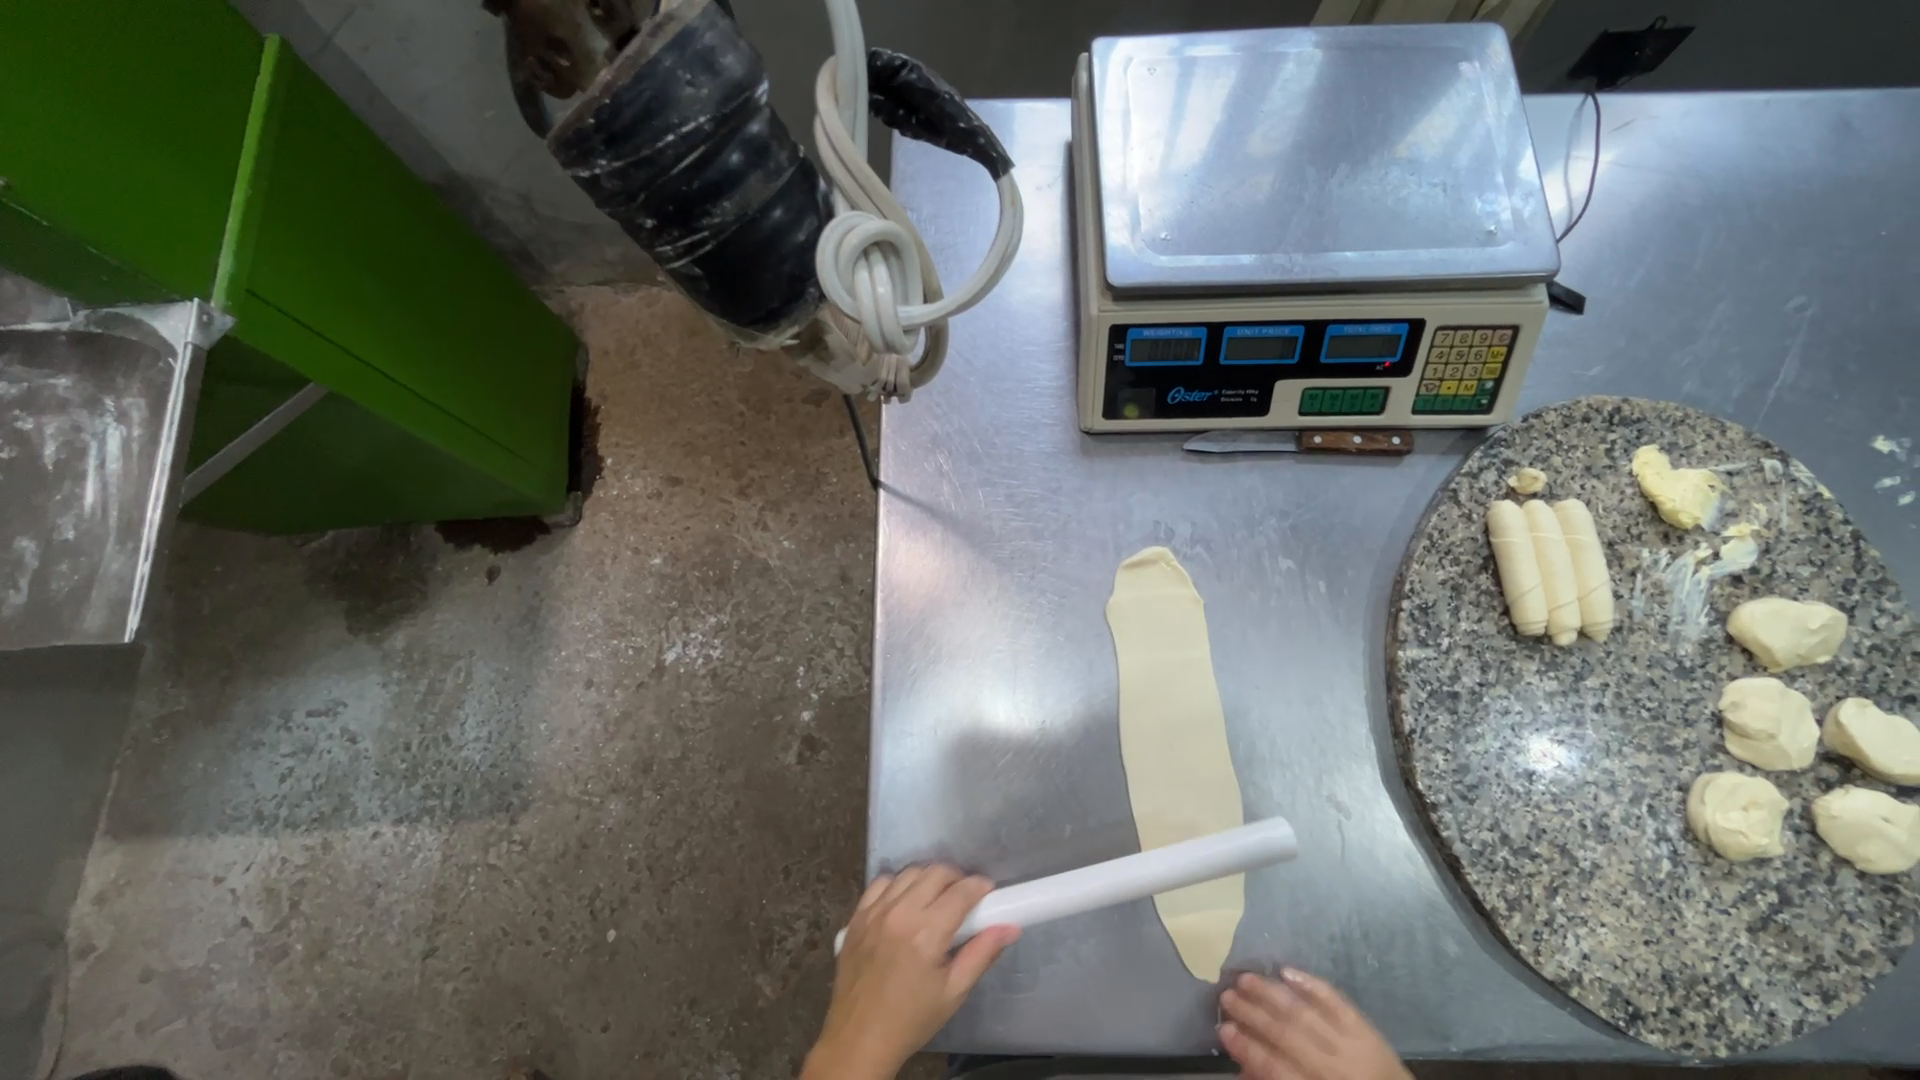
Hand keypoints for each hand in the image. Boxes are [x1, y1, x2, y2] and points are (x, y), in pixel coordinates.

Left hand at [802, 866, 1018, 1079]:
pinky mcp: (856, 916)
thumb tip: (1010, 927)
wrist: (859, 1039)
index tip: (989, 892)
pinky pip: (881, 883)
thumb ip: (983, 954)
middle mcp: (899, 913)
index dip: (980, 886)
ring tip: (936, 900)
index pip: (961, 891)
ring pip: (909, 873)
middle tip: (965, 898)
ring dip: (928, 879)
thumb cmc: (911, 1019)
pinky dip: (898, 885)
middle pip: (935, 872)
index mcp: (926, 933)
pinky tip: (905, 903)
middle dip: (957, 878)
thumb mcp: (954, 992)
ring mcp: (874, 912)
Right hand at [1219, 970, 1410, 1079]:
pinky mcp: (1366, 1030)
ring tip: (1245, 977)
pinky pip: (1336, 1001)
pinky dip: (1310, 984)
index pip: (1276, 1068)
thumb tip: (1242, 1067)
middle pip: (1287, 1035)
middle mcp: (1336, 1069)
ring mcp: (1354, 1046)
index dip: (1247, 1048)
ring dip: (1271, 993)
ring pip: (1306, 1013)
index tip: (1223, 1029)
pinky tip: (1286, 970)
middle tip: (1226, 997)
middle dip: (1252, 1014)